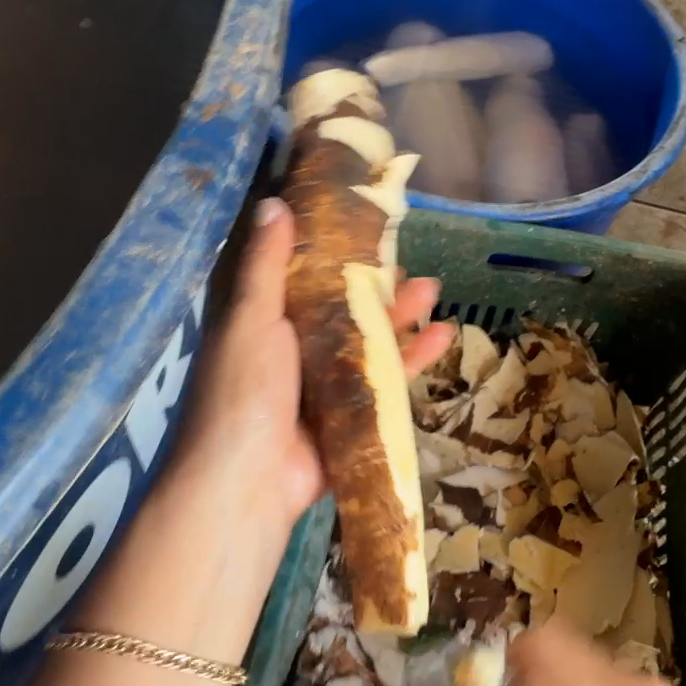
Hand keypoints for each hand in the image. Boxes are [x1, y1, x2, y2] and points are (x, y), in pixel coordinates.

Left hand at [170, 197, 454, 523]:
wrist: (248, 482)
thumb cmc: (243, 390)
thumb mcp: (253, 319)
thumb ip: (266, 266)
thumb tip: (274, 203)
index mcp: (264, 325)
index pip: (302, 280)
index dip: (333, 255)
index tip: (364, 229)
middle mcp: (294, 353)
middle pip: (344, 311)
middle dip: (378, 288)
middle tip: (410, 266)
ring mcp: (324, 387)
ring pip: (370, 343)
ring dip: (401, 318)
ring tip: (433, 292)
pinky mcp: (352, 417)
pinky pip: (386, 383)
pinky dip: (413, 360)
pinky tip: (442, 338)